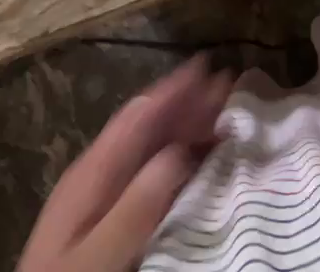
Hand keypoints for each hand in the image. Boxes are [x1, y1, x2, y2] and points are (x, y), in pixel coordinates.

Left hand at [17, 55, 231, 271]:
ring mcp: (103, 191)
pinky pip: (150, 169)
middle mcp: (99, 171)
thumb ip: (135, 206)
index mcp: (92, 171)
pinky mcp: (110, 212)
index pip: (138, 115)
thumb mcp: (98, 253)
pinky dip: (178, 153)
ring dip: (186, 124)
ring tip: (222, 110)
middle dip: (187, 102)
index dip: (174, 88)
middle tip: (227, 84)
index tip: (207, 66)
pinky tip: (199, 155)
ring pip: (151, 144)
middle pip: (147, 124)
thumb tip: (179, 152)